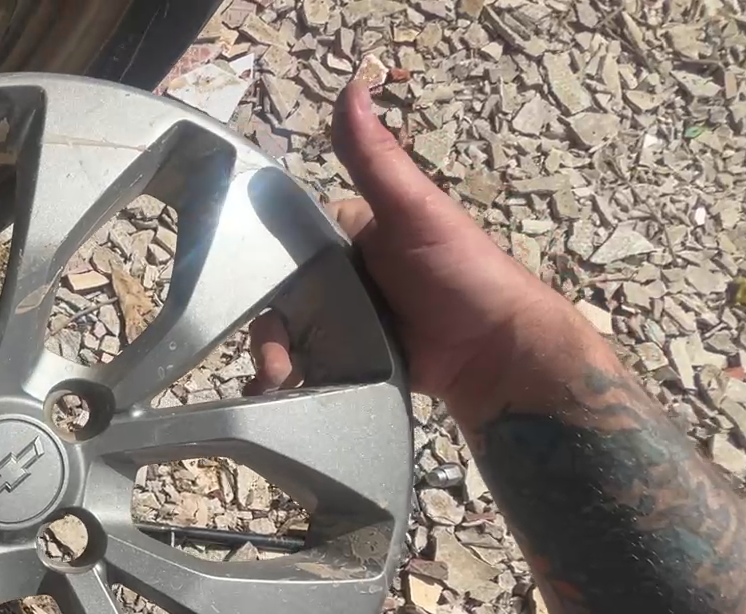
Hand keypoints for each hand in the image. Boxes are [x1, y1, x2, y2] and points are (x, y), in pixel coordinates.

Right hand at [250, 79, 585, 404]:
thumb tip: (352, 89)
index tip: (255, 290)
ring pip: (281, 337)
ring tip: (279, 378)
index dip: (265, 268)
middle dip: (267, 330)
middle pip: (277, 301)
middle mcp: (338, 283)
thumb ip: (376, 160)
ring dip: (271, 359)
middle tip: (274, 354)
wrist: (489, 353)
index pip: (287, 249)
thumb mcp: (414, 210)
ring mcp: (338, 325)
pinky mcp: (340, 362)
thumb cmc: (461, 273)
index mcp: (349, 242)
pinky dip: (280, 382)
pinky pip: (298, 369)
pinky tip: (274, 392)